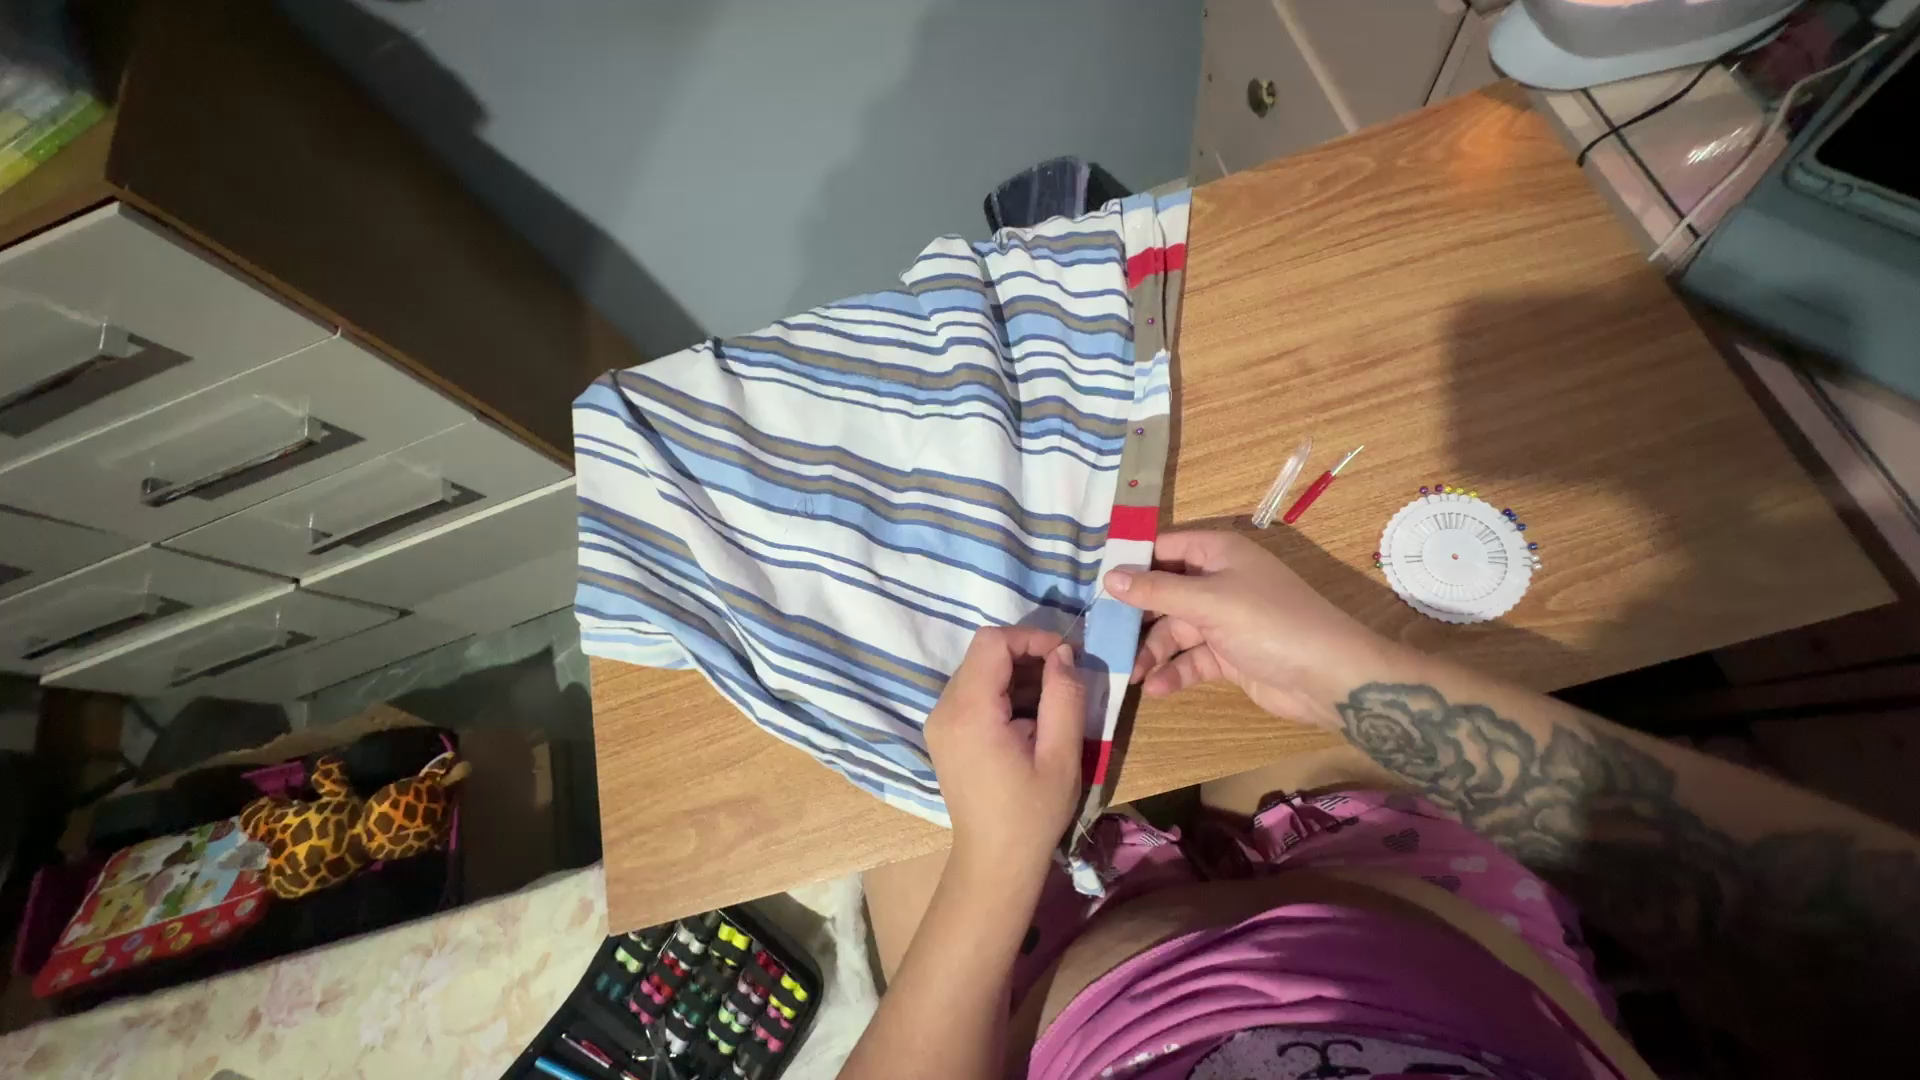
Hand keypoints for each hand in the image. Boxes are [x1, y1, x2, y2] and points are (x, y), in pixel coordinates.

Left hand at [924, 626, 1084, 880]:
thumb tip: (1062, 654)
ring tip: (1052, 700)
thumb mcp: (1061, 756)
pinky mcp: (944, 731)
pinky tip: (1030, 717)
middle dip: (1027, 655)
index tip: (1065, 656)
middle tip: (1066, 677)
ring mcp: (939, 720)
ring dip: (1017, 674)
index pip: (992, 642)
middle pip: (983, 654)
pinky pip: (972, 691)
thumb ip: (1063, 697)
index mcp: (968, 711)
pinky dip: (1002, 691)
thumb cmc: (1031, 813)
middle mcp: (944, 708)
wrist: (994, 861)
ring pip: (978, 670)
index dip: (1030, 638)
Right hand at [1105, 530, 1400, 728]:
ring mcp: (1222, 620)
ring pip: (1172, 630)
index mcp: (1217, 553)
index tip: (1091, 582)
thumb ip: (1156, 591)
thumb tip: (1109, 577)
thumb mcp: (1209, 602)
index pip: (1161, 549)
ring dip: (1151, 651)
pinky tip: (1156, 688)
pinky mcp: (1227, 654)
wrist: (1331, 678)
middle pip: (1161, 593)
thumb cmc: (1270, 623)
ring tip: (1130, 673)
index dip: (1128, 563)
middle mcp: (1216, 581)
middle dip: (1134, 617)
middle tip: (1101, 636)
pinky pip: (1190, 659)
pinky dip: (1173, 671)